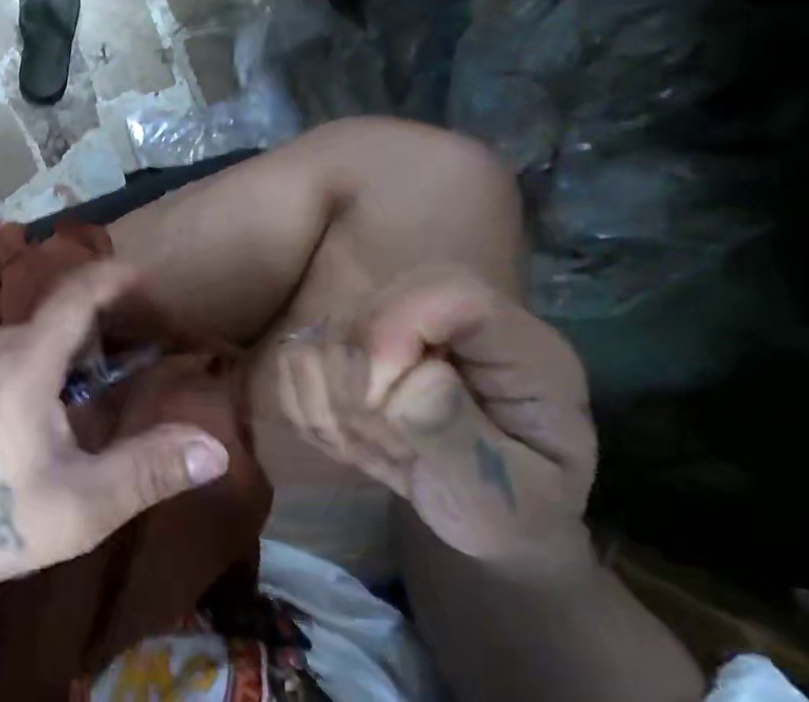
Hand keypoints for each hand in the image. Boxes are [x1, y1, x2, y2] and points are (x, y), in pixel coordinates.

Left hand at [0, 262, 231, 602]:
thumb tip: (216, 448)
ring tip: (119, 366)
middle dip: (108, 317)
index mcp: (23, 363)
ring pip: (39, 328)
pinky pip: (18, 344)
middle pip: (59, 311)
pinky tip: (68, 392)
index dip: (113, 278)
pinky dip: (53, 350)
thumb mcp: (84, 505)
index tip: (151, 277)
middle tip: (152, 339)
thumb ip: (151, 470)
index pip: (73, 296)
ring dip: (81, 338)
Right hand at [261, 266, 596, 571]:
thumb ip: (465, 441)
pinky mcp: (343, 345)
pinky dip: (306, 405)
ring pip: (322, 332)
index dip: (396, 330)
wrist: (485, 519)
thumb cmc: (511, 511)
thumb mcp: (509, 500)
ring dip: (331, 404)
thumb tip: (421, 380)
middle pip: (371, 309)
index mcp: (515, 347)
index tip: (377, 401)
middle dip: (358, 386)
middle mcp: (446, 320)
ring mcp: (390, 328)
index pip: (447, 290)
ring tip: (372, 448)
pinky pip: (293, 356)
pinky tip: (344, 436)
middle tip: (391, 447)